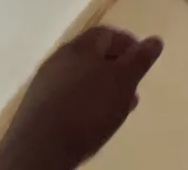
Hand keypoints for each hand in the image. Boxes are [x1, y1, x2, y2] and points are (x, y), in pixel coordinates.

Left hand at [0, 25, 163, 169]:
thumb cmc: (87, 110)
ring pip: (79, 79)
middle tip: (131, 87)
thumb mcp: (124, 82)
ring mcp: (42, 86)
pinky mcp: (33, 112)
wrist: (36, 155)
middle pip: (92, 56)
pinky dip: (81, 104)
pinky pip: (64, 99)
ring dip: (100, 89)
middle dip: (115, 69)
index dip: (128, 44)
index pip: (108, 33)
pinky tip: (90, 122)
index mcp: (80, 47)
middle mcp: (58, 60)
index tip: (142, 62)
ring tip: (115, 108)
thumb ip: (141, 59)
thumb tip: (154, 40)